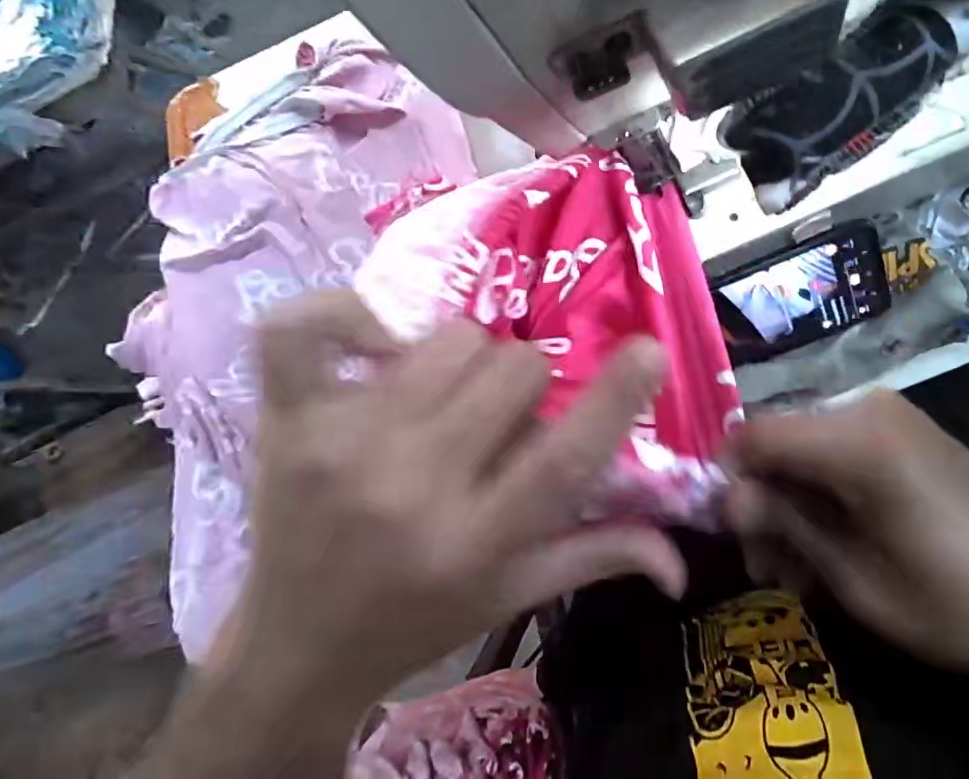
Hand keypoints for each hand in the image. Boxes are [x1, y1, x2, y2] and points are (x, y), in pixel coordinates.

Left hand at [214, 291, 687, 714]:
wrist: (293, 654)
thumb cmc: (422, 618)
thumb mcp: (517, 593)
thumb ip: (601, 555)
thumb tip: (681, 562)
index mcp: (480, 539)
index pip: (564, 456)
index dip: (617, 394)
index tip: (649, 350)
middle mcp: (415, 486)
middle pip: (514, 371)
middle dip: (528, 383)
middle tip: (504, 415)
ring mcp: (344, 445)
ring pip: (451, 339)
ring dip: (468, 359)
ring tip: (448, 397)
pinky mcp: (287, 420)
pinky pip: (304, 327)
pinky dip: (344, 314)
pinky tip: (377, 343)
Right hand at [725, 390, 968, 695]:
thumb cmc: (954, 602)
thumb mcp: (856, 578)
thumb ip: (785, 524)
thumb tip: (725, 496)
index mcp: (858, 437)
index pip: (755, 432)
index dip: (726, 475)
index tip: (722, 529)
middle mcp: (869, 406)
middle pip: (780, 437)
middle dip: (761, 497)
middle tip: (765, 565)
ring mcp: (890, 412)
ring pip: (806, 444)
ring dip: (791, 499)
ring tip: (798, 566)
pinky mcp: (904, 428)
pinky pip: (839, 446)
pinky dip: (823, 489)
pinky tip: (832, 541)